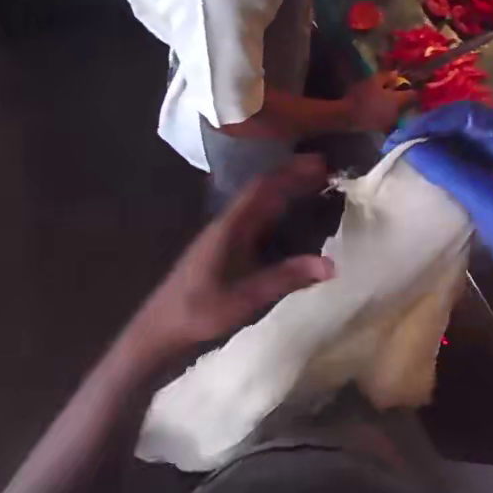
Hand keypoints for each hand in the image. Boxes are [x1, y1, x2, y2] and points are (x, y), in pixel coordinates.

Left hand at [128, 156, 335, 353]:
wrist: (161, 329)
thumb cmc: (199, 311)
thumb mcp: (245, 298)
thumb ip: (286, 278)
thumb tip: (330, 264)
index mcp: (229, 228)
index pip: (262, 189)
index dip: (290, 173)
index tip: (320, 164)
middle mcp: (227, 227)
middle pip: (262, 193)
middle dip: (292, 179)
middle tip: (327, 173)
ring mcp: (224, 239)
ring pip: (258, 208)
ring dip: (285, 196)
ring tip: (316, 191)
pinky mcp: (224, 253)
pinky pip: (255, 224)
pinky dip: (277, 216)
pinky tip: (291, 225)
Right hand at [343, 71, 415, 132]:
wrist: (347, 117)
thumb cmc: (361, 96)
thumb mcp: (373, 81)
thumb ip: (387, 77)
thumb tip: (396, 74)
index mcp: (398, 101)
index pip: (414, 95)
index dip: (412, 88)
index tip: (406, 83)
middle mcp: (398, 113)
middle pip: (406, 105)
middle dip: (402, 97)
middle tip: (394, 90)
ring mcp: (389, 123)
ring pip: (397, 112)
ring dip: (394, 106)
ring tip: (384, 99)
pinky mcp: (381, 128)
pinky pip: (388, 118)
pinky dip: (386, 112)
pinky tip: (377, 108)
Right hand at [386, 102, 492, 329]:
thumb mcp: (485, 199)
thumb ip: (448, 169)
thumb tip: (410, 147)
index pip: (465, 115)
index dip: (427, 123)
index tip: (394, 142)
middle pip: (464, 128)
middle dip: (428, 135)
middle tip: (394, 151)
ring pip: (465, 150)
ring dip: (435, 153)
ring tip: (404, 163)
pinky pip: (469, 171)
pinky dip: (445, 172)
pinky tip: (427, 182)